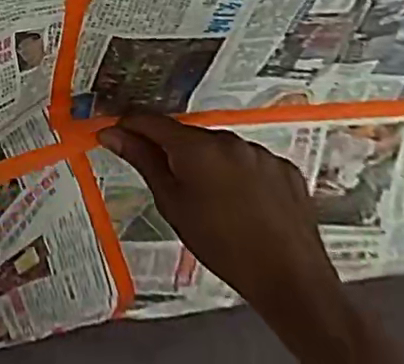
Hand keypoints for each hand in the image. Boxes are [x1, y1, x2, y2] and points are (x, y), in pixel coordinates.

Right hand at [98, 114, 398, 363]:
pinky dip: (238, 172)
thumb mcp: (171, 203)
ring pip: (218, 147)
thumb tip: (110, 133)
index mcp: (196, 147)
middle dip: (172, 150)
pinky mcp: (286, 170)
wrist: (293, 283)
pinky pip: (249, 160)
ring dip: (206, 161)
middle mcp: (229, 141)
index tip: (117, 137)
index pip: (149, 120)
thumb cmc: (222, 245)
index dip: (129, 127)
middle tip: (169, 181)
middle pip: (186, 134)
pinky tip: (240, 200)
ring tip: (210, 197)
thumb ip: (141, 159)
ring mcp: (261, 154)